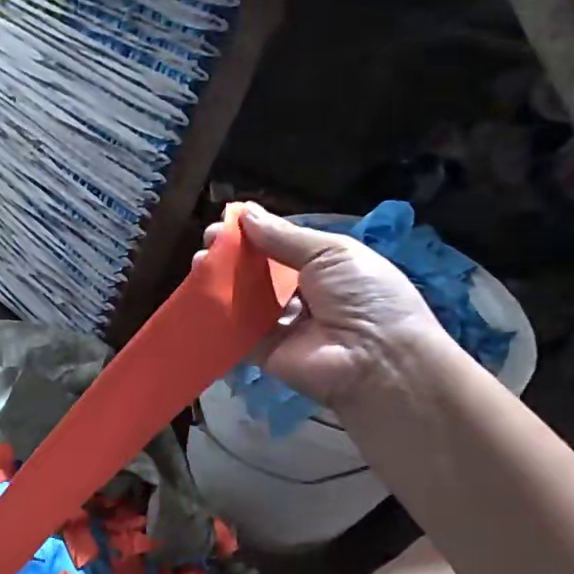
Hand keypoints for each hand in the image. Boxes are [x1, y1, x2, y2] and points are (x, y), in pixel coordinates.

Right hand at [202, 202, 449, 408]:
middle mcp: (299, 294)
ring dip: (220, 280)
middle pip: (257, 271)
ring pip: (242, 298)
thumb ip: (284, 236)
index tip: (226, 222)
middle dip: (231, 255)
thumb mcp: (332, 252)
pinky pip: (235, 330)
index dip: (253, 233)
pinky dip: (217, 314)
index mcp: (323, 266)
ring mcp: (278, 324)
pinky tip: (199, 294)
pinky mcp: (260, 351)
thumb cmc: (364, 295)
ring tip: (198, 263)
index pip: (280, 246)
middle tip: (207, 242)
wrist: (375, 359)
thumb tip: (245, 214)